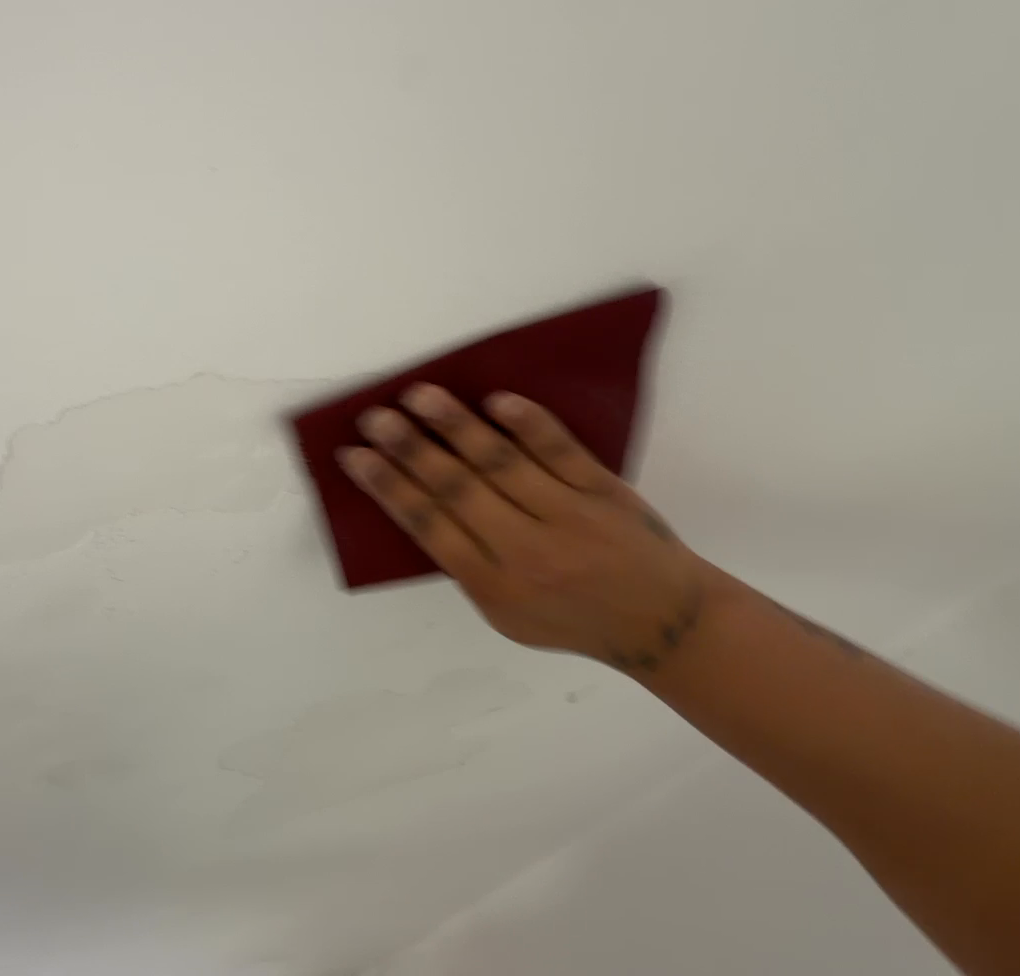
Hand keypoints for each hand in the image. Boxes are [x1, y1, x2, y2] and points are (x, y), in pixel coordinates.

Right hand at [337, 384, 705, 670]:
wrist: (665, 624)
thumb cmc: (570, 620)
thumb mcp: (504, 613)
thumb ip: (466, 565)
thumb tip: (425, 508)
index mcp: (492, 584)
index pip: (428, 526)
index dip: (387, 487)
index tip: (354, 455)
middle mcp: (525, 549)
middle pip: (456, 490)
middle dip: (409, 450)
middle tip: (375, 417)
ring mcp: (567, 516)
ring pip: (501, 464)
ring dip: (456, 427)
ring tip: (420, 395)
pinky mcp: (603, 492)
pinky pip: (562, 452)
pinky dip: (529, 425)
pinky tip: (497, 401)